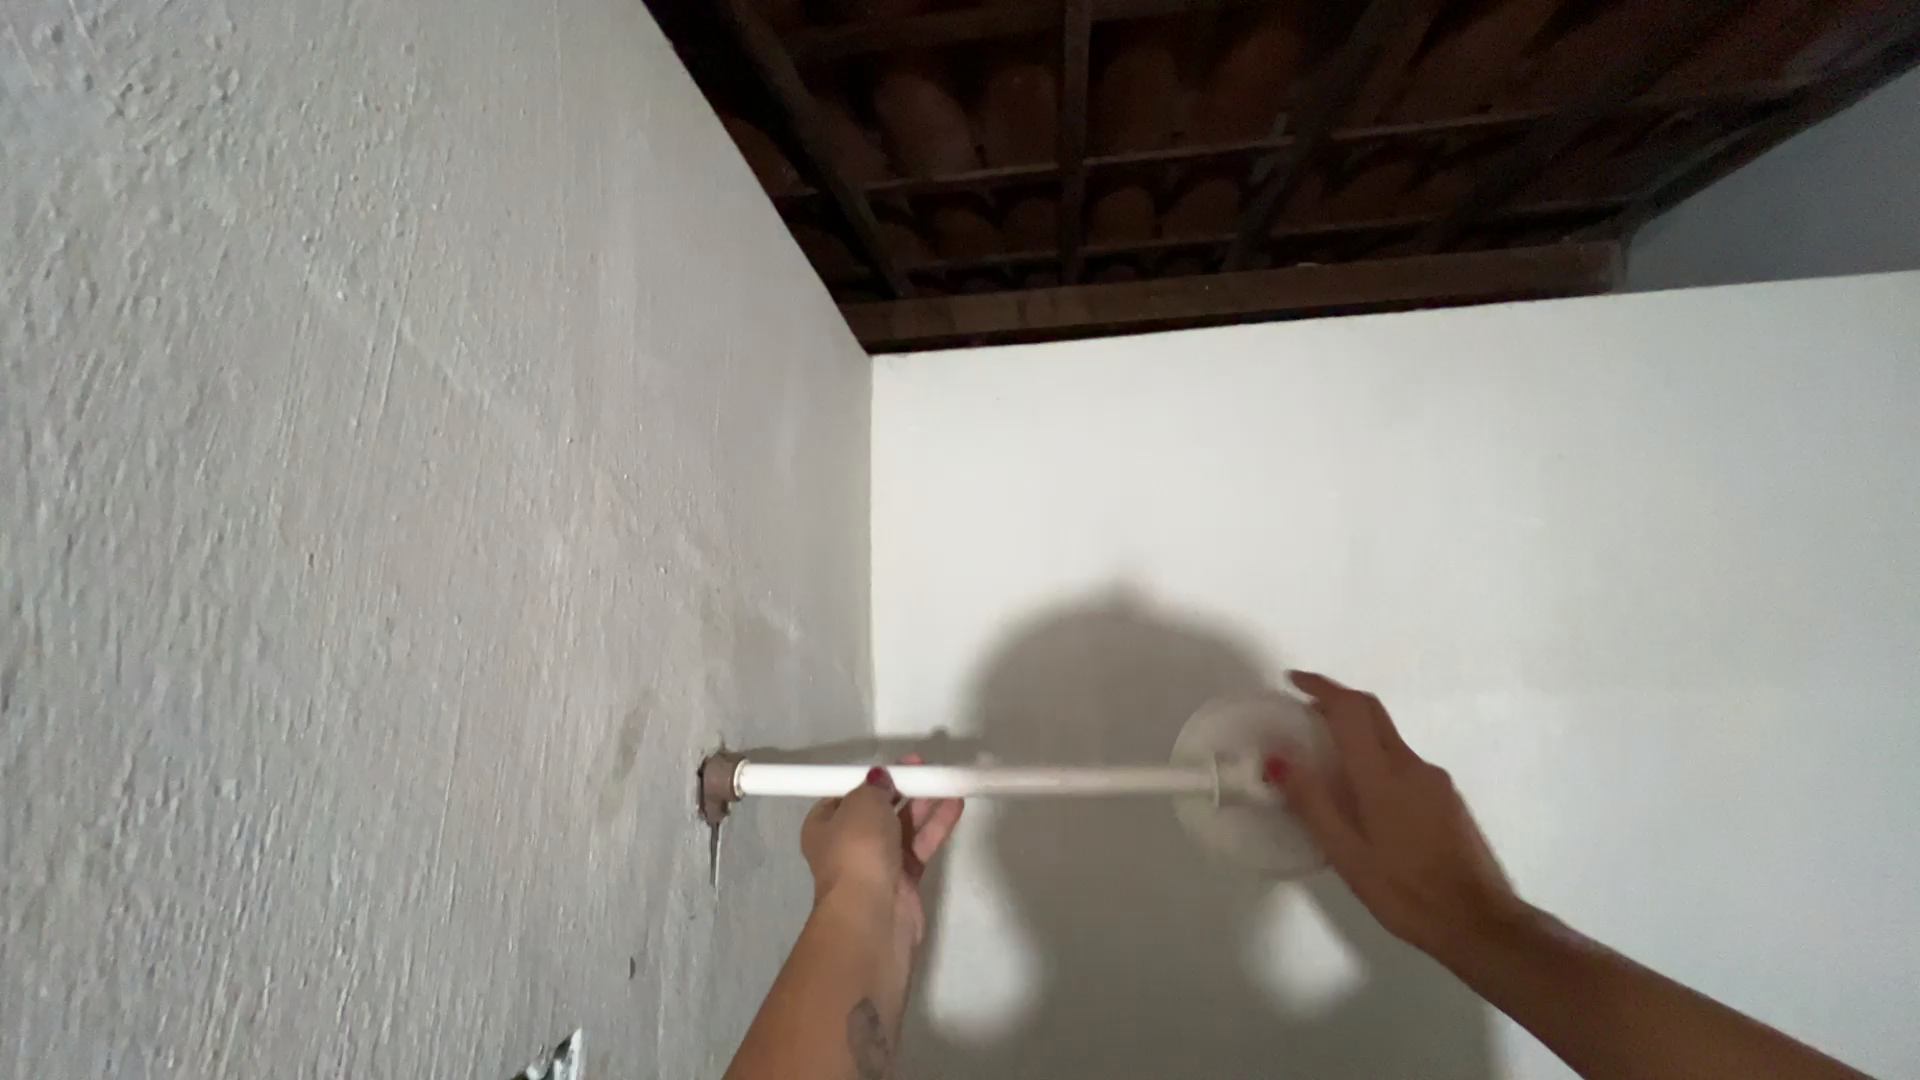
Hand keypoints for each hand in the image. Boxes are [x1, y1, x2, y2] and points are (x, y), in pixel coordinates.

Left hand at [801, 755, 962, 944]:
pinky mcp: (903, 879)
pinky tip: (955, 804)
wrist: (871, 916)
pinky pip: (920, 844)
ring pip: (903, 825)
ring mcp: (877, 863)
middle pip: (879, 808)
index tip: (896, 765)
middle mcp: (848, 844)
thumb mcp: (862, 804)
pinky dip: (936, 824)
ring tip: (947, 780)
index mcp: (825, 825)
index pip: (848, 794)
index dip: (873, 777)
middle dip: (903, 787)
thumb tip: (880, 777)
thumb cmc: (857, 851)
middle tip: (926, 768)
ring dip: (924, 802)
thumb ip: (876, 786)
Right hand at [1274, 671, 1527, 957]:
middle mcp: (1412, 766)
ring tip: (1324, 759)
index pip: (1351, 709)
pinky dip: (1374, 757)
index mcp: (1382, 775)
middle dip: (1336, 701)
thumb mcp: (1345, 853)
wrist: (1484, 927)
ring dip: (1354, 732)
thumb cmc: (1406, 891)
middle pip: (1372, 713)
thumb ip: (1311, 801)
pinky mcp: (1447, 798)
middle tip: (1302, 711)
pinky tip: (1361, 793)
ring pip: (1388, 738)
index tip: (1292, 680)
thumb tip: (1277, 756)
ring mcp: (1435, 781)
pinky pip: (1402, 761)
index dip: (1321, 687)